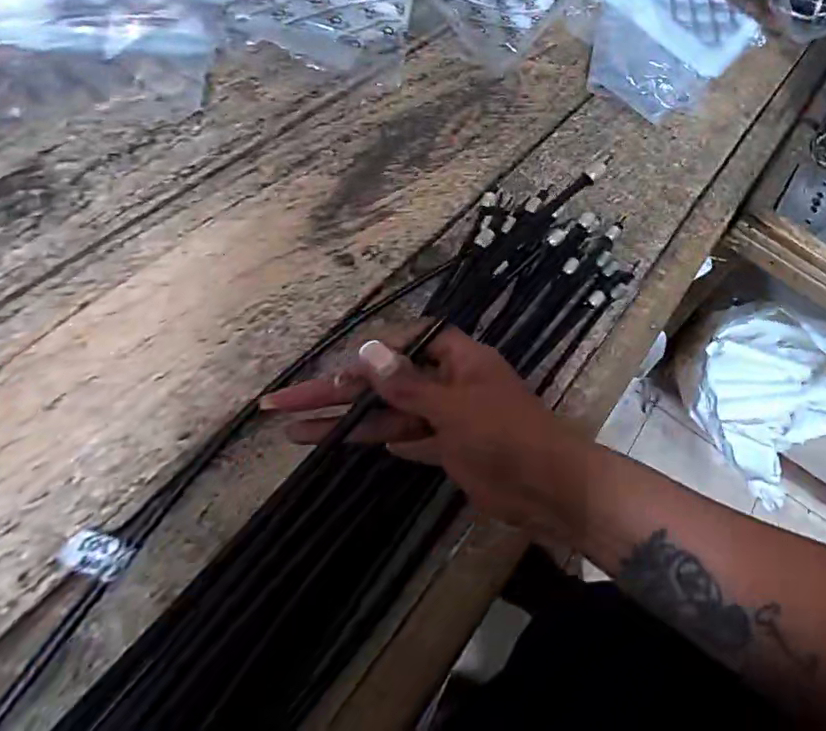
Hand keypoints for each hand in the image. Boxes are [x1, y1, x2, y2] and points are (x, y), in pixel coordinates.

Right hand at [258, 327, 591, 541]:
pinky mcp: (452, 449)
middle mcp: (456, 383)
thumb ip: (407, 383)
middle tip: (281, 402)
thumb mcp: (452, 406)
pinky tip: (351, 443)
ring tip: (293, 431)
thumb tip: (366, 350)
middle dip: (342, 390)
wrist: (544, 485)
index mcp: (464, 360)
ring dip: (351, 420)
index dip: (375, 349)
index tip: (337, 366)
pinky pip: (410, 438)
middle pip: (392, 380)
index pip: (414, 340)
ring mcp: (453, 418)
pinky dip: (385, 439)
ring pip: (395, 413)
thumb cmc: (503, 435)